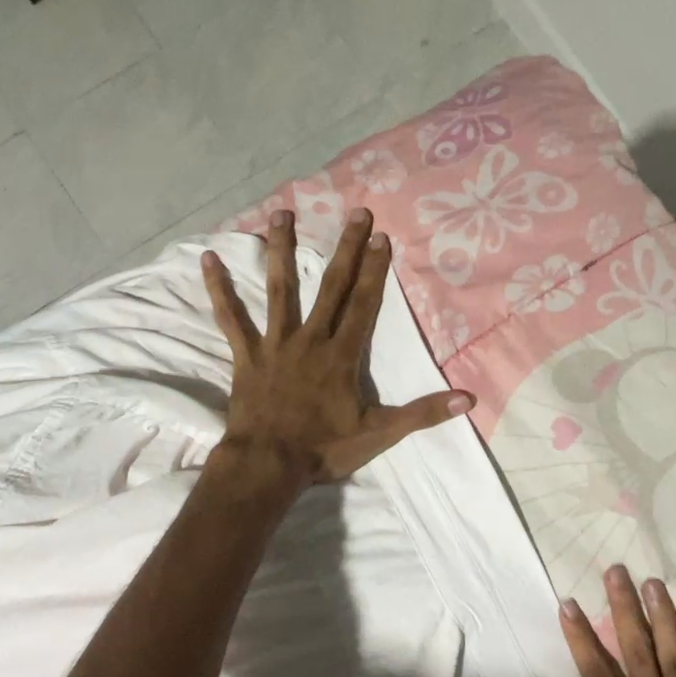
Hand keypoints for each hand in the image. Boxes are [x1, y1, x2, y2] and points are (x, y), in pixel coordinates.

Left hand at [201, 208, 474, 484]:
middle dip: (346, 249)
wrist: (268, 464)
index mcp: (342, 356)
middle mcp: (310, 340)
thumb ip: (422, 413)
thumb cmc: (324, 449)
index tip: (382, 238)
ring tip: (283, 214)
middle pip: (330, 287)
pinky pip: (230, 318)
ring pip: (278, 289)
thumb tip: (467, 399)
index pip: (364, 305)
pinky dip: (219, 290)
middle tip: (356, 213)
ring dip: (281, 250)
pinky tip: (207, 259)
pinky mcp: (246, 356)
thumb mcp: (379, 434)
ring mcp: (275, 344)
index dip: (375, 271)